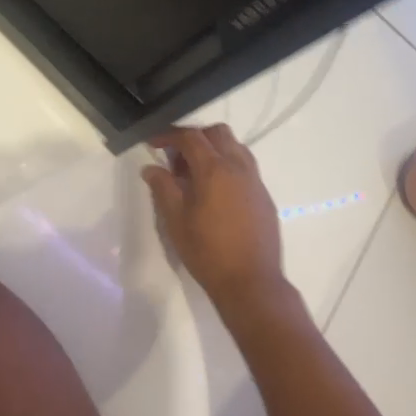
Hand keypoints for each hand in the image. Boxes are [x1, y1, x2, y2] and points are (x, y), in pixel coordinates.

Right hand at [142, 124, 287, 308]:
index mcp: (215, 169)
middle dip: (194, 137)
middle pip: (217, 133)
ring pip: (235, 147)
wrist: (251, 282)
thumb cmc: (207, 252)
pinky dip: (228, 165)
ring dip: (213, 150)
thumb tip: (151, 167)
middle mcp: (239, 167)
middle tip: (176, 159)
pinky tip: (216, 192)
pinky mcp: (264, 196)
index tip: (153, 144)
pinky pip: (245, 166)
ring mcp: (255, 181)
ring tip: (195, 174)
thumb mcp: (176, 220)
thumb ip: (163, 188)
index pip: (191, 137)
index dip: (169, 135)